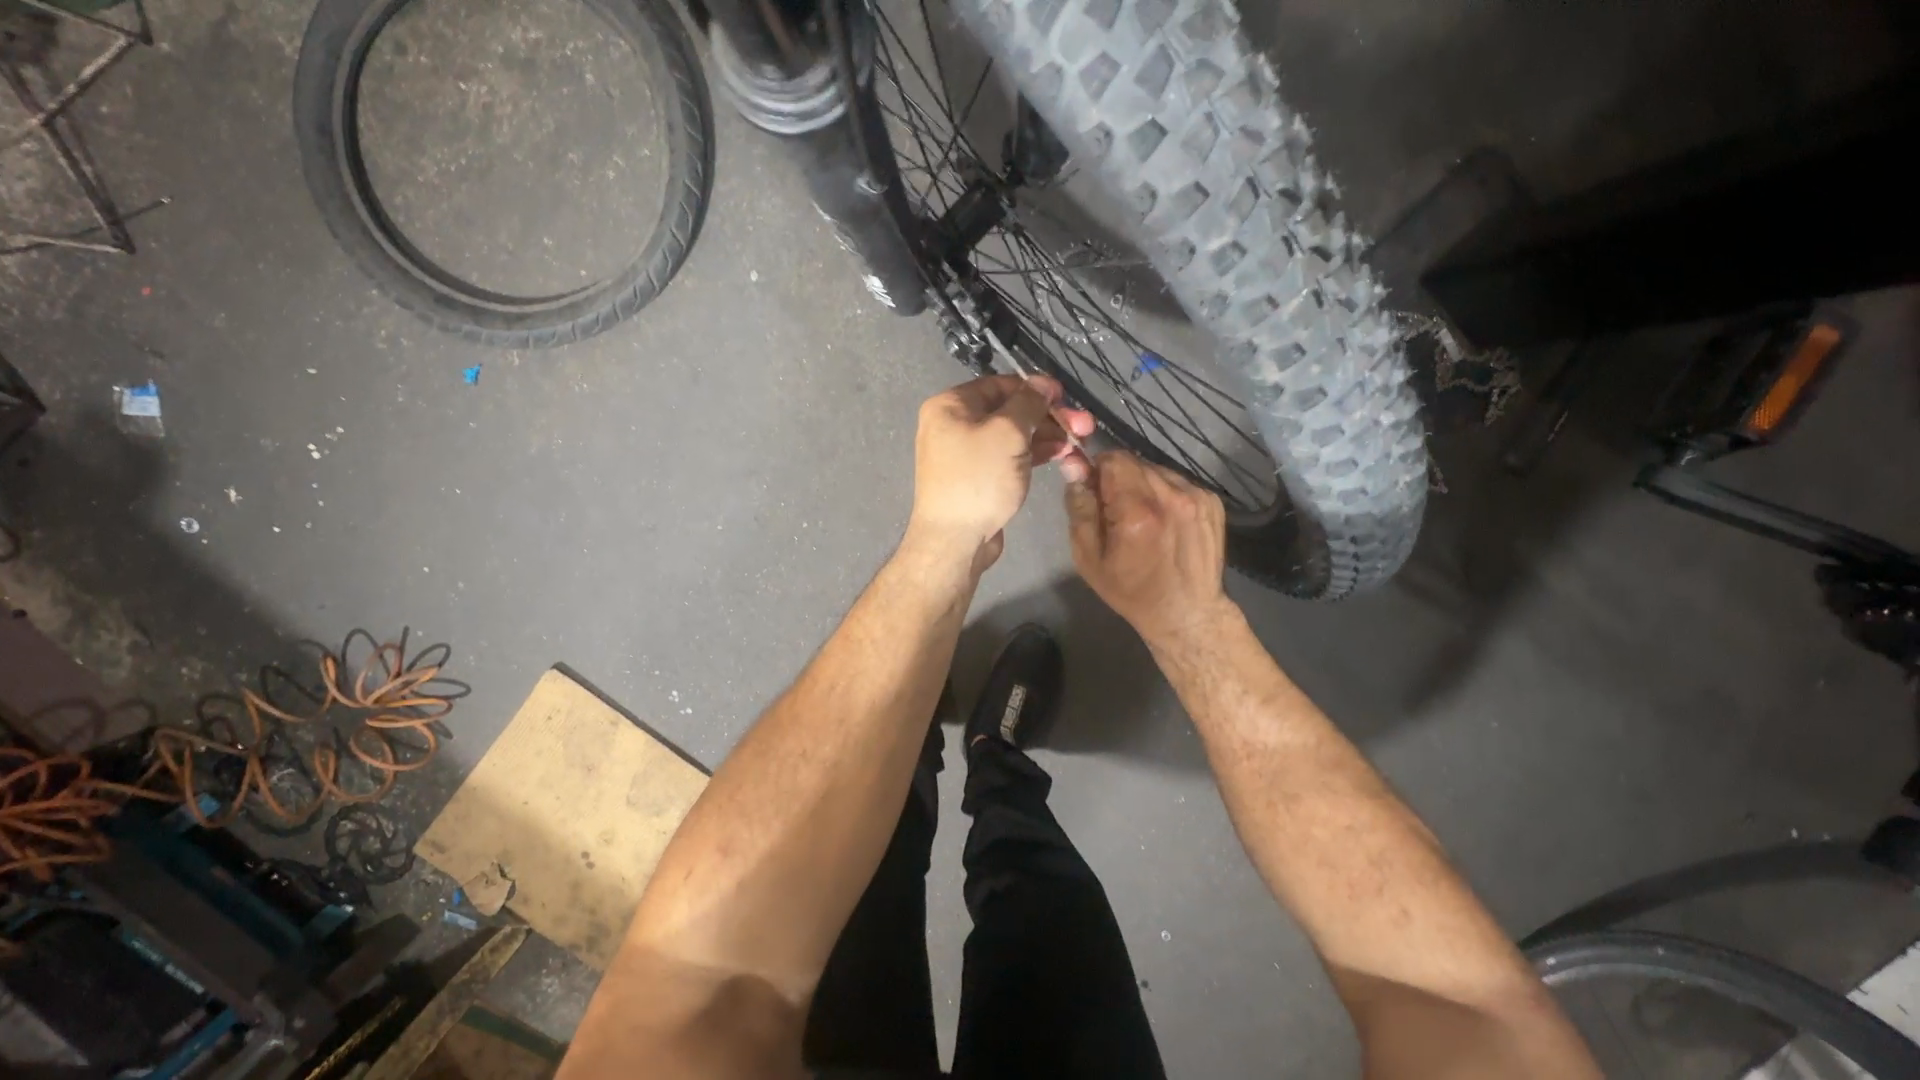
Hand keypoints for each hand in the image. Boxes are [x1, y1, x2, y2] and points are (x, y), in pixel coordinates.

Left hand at [908, 374, 1093, 572]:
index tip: (1067, 398)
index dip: (1036, 389)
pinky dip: (1031, 454)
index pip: (1000, 385)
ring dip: (1045, 436)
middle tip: (1083, 426)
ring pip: (1011, 436)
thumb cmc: (979, 479)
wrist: (955, 540)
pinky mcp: (976, 478)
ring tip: (1078, 442)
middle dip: (1047, 416)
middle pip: (1008, 411)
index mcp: (950, 405)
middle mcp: (953, 425)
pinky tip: (1059, 454)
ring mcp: (964, 454)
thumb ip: (1028, 403)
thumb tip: (1042, 383)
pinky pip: (1007, 457)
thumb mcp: (1008, 433)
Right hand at [1064, 450, 1237, 648]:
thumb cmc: (1131, 591)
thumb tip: (1073, 466)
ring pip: (1157, 470)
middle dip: (1121, 480)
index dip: (1099, 473)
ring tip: (1146, 519)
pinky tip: (1166, 523)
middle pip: (1135, 462)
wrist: (1188, 613)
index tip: (1098, 495)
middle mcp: (1171, 496)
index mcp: (1137, 511)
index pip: (1112, 459)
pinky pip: (1179, 482)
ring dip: (1145, 485)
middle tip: (1119, 512)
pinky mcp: (1212, 501)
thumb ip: (1080, 507)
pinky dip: (1167, 495)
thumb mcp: (1089, 557)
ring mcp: (1197, 497)